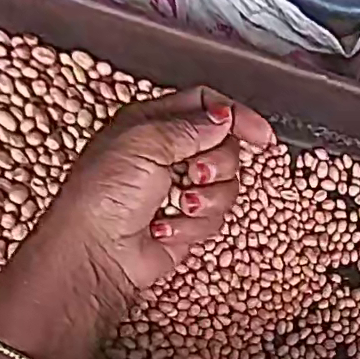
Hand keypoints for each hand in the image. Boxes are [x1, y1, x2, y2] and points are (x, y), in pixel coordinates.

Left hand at [26, 86, 274, 294]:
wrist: (99, 251)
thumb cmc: (105, 195)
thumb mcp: (144, 143)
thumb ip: (190, 127)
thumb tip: (224, 116)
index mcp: (154, 124)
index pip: (206, 106)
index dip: (235, 116)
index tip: (260, 135)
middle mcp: (170, 155)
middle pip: (224, 148)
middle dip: (218, 165)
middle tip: (194, 176)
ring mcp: (181, 191)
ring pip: (226, 188)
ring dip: (207, 200)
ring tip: (179, 206)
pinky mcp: (188, 223)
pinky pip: (216, 219)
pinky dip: (193, 226)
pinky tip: (166, 228)